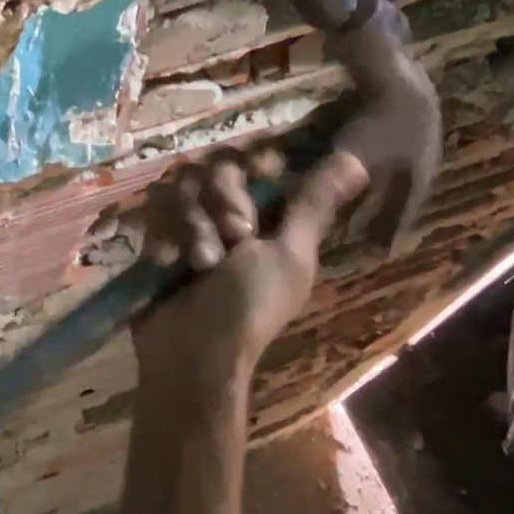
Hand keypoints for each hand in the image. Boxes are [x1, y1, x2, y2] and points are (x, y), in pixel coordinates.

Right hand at [130, 147, 369, 391]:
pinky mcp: (159, 239)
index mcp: (270, 218)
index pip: (256, 161)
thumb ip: (314, 203)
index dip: (252, 167)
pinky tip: (168, 263)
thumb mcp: (288, 254)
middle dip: (222, 203)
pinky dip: (164, 239)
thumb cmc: (250, 305)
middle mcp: (230, 215)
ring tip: (198, 263)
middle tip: (231, 237)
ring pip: (183, 189)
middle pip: (216, 169)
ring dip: (192, 226)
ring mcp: (192, 227)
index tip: (259, 178)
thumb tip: (358, 161)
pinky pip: (155, 211)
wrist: (192, 352)